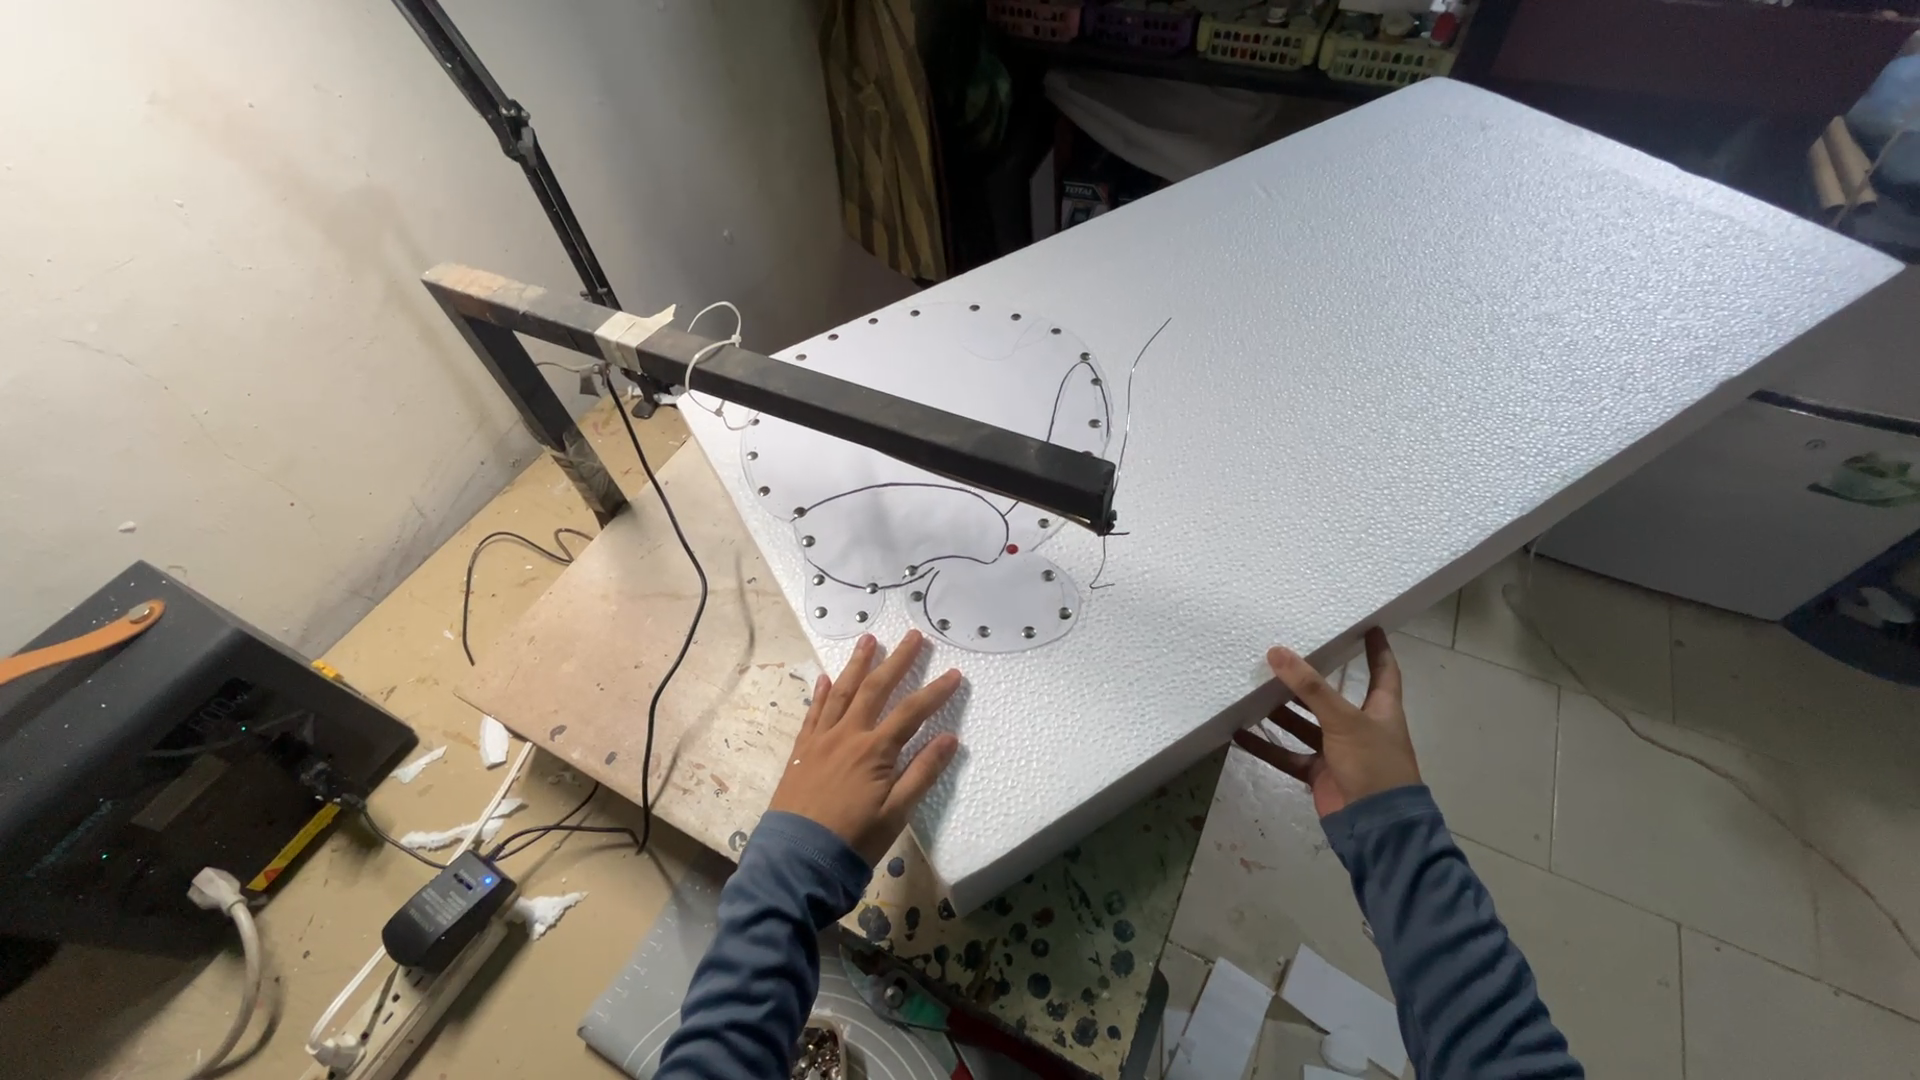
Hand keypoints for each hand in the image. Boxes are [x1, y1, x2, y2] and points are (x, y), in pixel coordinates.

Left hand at [770, 630, 962, 863]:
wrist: (796, 860)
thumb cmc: (852, 841)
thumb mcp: (896, 813)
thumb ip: (922, 773)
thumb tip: (950, 738)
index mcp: (874, 751)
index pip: (911, 712)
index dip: (935, 692)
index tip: (954, 673)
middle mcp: (847, 735)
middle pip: (875, 689)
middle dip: (897, 661)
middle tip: (912, 636)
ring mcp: (821, 740)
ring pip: (841, 692)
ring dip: (857, 664)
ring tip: (868, 640)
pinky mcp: (802, 751)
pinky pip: (813, 713)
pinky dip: (820, 692)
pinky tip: (825, 678)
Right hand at [1232, 628, 1419, 817]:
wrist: (1377, 826)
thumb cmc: (1373, 764)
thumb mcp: (1344, 720)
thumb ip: (1309, 687)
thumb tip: (1276, 651)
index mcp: (1380, 709)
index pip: (1382, 670)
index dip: (1377, 649)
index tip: (1368, 626)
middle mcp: (1360, 726)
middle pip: (1330, 696)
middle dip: (1306, 680)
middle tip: (1279, 656)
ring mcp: (1338, 751)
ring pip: (1304, 724)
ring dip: (1280, 712)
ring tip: (1252, 691)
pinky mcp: (1319, 772)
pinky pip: (1287, 754)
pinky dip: (1265, 746)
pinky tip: (1240, 734)